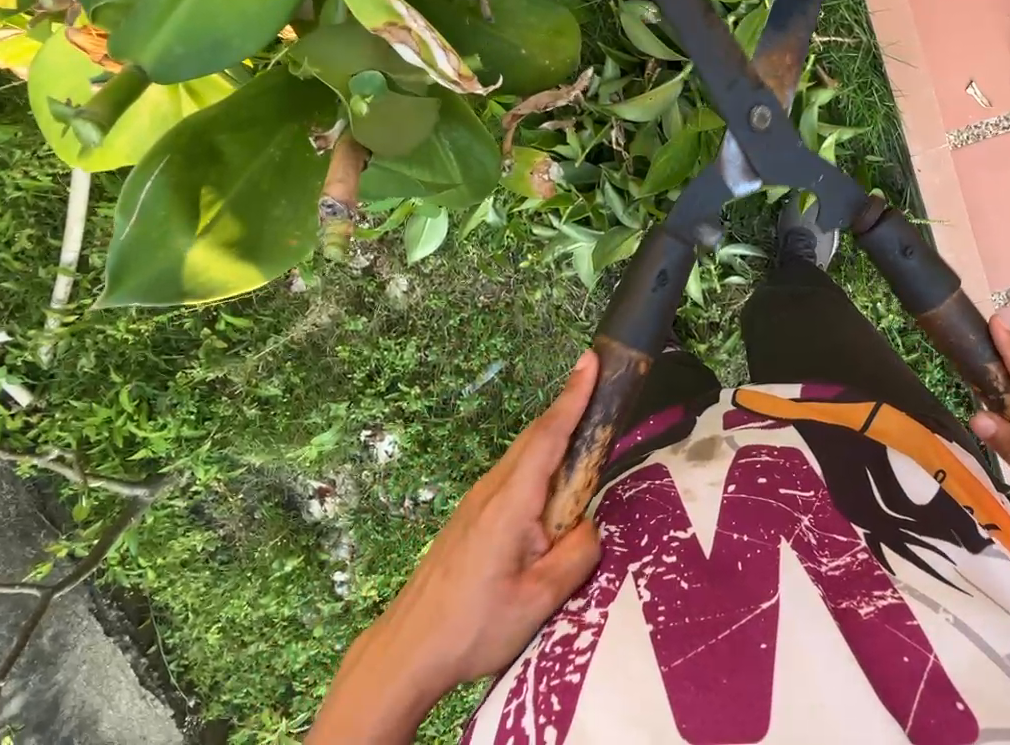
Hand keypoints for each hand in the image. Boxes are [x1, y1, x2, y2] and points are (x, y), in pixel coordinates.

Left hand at [308, 352, 602, 743]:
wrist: (407, 649)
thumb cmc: (474, 626)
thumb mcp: (540, 600)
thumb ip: (576, 554)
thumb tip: (590, 523)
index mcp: (511, 503)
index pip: (548, 436)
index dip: (573, 395)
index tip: (591, 359)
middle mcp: (492, 491)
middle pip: (536, 437)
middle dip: (569, 406)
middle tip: (602, 384)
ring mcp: (477, 502)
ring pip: (524, 458)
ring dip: (556, 440)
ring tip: (589, 441)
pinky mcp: (472, 517)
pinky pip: (514, 478)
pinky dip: (541, 466)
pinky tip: (554, 493)